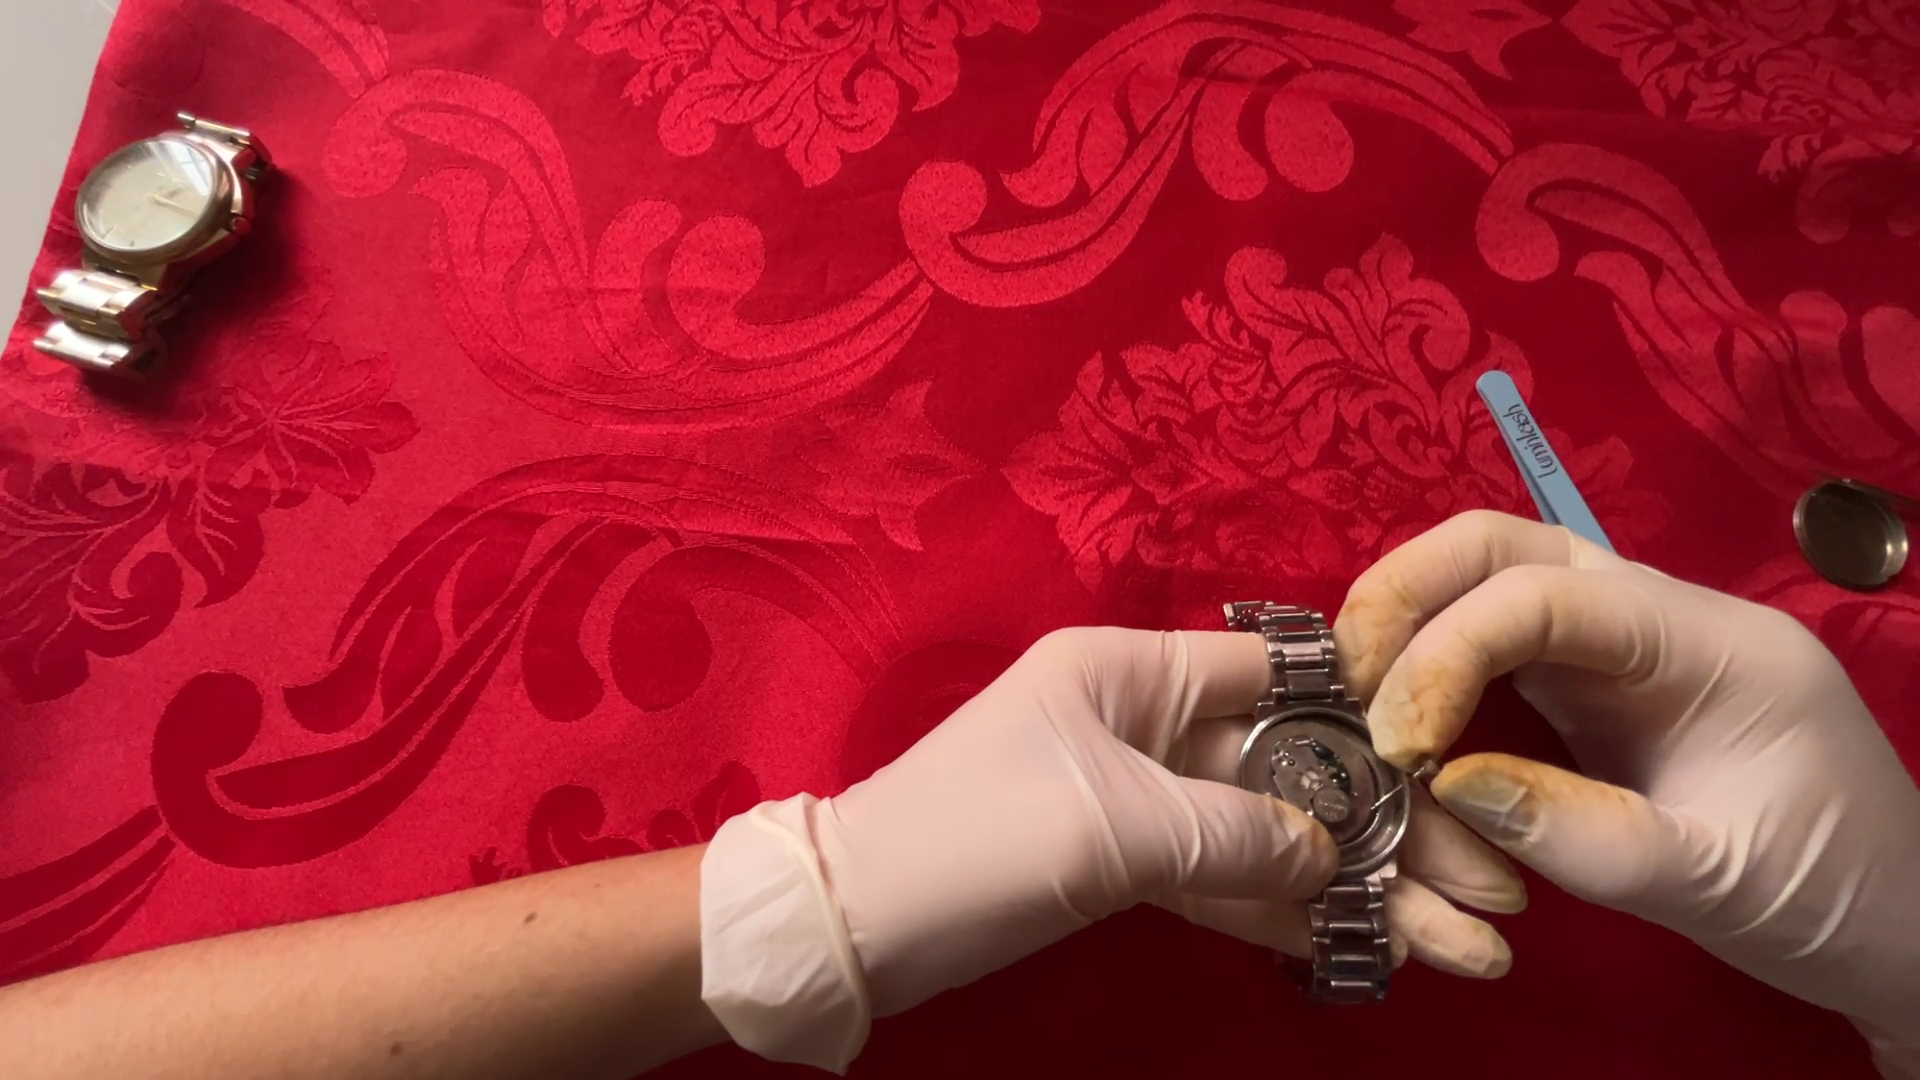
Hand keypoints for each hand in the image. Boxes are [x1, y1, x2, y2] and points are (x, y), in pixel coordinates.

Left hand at [700, 627, 1518, 1070]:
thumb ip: (1229, 832)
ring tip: (1461, 939)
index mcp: (1126, 673)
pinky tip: (1365, 945)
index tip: (1443, 755)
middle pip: (1277, 762)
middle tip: (1486, 888)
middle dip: (1372, 822)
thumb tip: (1326, 848)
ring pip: (1257, 828)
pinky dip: (1281, 909)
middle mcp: (1138, 719)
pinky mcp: (1125, 858)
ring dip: (1345, 882)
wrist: (870, 917)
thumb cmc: (976, 838)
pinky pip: (1218, 874)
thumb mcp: (1110, 825)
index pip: (1262, 671)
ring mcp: (1135, 792)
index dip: (1352, 707)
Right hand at [1337, 510, 1919, 1076]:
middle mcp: (1647, 606)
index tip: (1399, 748)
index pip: (1540, 599)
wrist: (1894, 918)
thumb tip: (1440, 780)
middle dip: (1398, 598)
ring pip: (1468, 564)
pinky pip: (1467, 615)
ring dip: (1392, 614)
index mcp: (1708, 644)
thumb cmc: (1830, 899)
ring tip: (1354, 688)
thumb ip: (1583, 837)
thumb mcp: (1721, 887)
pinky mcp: (1568, 659)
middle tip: (1347, 679)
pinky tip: (1386, 695)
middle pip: (1490, 542)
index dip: (1444, 657)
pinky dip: (1409, 643)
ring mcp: (1604, 626)